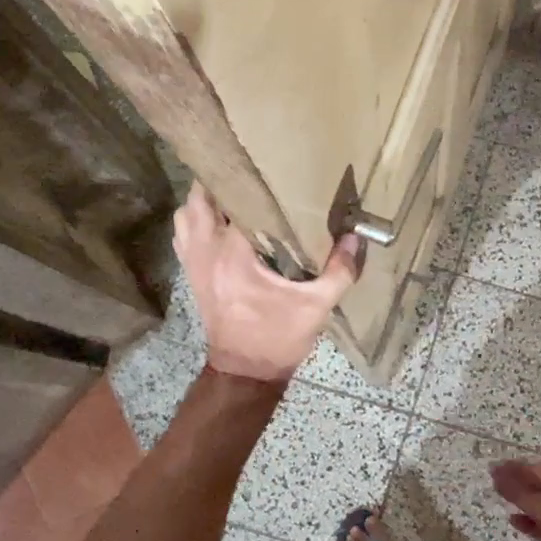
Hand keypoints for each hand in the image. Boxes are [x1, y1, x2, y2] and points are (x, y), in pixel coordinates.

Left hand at [172, 185, 359, 381]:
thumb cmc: (278, 338)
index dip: (244, 181)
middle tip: (248, 179)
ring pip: (185, 217)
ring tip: (233, 198)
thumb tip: (356, 239)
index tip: (264, 168)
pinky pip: (184, 236)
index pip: (229, 202)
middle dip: (218, 185)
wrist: (246, 372)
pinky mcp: (193, 276)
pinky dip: (196, 224)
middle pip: (198, 201)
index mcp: (233, 256)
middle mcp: (206, 254)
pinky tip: (221, 225)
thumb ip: (339, 272)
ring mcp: (194, 265)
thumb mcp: (316, 307)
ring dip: (203, 204)